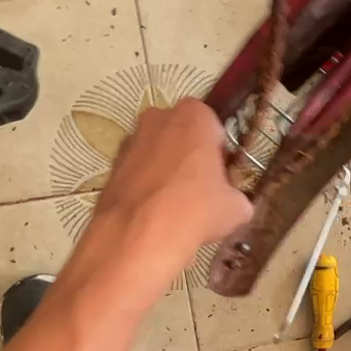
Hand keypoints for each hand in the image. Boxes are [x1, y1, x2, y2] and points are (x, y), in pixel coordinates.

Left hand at [73, 97, 252, 298]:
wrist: (138, 236)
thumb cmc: (196, 209)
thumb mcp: (235, 208)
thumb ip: (238, 198)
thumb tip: (236, 205)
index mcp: (194, 115)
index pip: (215, 128)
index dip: (220, 155)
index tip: (222, 179)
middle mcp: (158, 117)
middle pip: (183, 138)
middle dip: (191, 160)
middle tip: (202, 192)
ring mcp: (130, 140)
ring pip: (158, 155)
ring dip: (167, 174)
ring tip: (176, 209)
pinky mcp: (111, 166)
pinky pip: (138, 173)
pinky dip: (147, 188)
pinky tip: (155, 215)